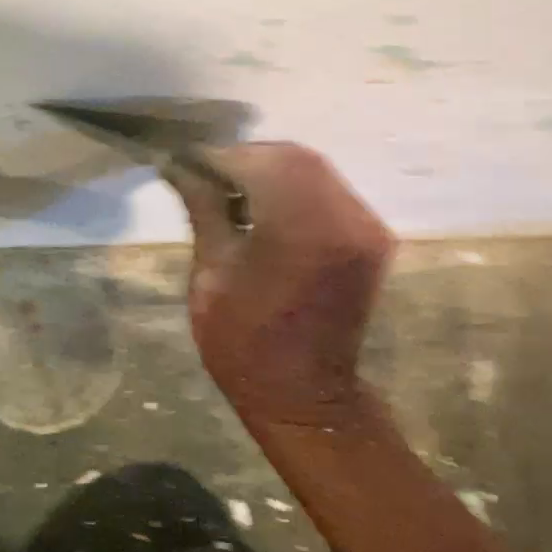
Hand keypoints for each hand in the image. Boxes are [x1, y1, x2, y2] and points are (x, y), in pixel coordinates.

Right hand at [163, 143, 393, 426]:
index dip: (218, 156)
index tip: (185, 162)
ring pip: (315, 170)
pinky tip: (265, 210)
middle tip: (205, 175)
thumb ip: (204, 211)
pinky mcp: (372, 238)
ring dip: (271, 171)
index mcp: (301, 229)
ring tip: (231, 192)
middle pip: (293, 158)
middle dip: (246, 159)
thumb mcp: (211, 276)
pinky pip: (331, 193)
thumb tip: (180, 167)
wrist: (303, 395)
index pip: (258, 162)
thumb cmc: (243, 343)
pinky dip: (295, 189)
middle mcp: (345, 218)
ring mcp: (366, 226)